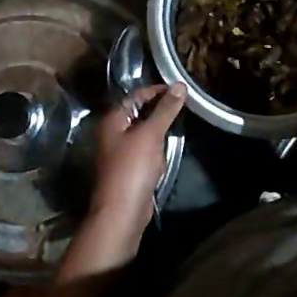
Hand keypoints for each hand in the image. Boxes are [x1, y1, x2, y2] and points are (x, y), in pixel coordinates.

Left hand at [62, 82, 187, 280]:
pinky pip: (145, 149)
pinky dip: (156, 146)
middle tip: (184, 104)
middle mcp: (113, 132)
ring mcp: (120, 151)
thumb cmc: (132, 168)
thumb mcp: (150, 134)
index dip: (156, 90)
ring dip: (159, 127)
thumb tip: (180, 85)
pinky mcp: (129, 167)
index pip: (135, 96)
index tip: (179, 89)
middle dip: (159, 108)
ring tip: (181, 121)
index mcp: (112, 120)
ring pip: (143, 131)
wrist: (122, 211)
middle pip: (138, 112)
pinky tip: (168, 149)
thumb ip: (165, 110)